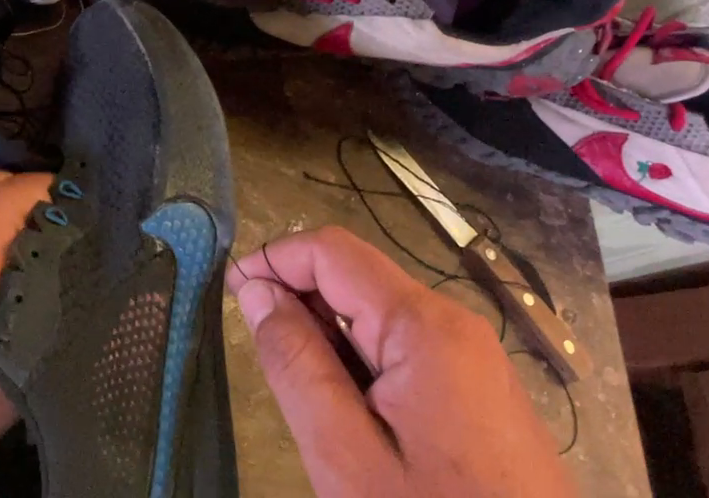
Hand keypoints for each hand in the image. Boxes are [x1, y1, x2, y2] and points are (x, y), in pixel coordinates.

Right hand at [227, 226, 573, 497]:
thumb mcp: (346, 456)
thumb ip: (296, 362)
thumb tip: (257, 290)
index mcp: (423, 326)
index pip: (332, 251)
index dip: (275, 258)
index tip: (231, 292)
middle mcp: (452, 323)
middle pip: (356, 276)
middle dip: (299, 297)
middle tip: (263, 356)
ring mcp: (472, 355)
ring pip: (377, 311)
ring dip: (328, 332)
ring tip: (304, 393)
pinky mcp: (478, 388)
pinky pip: (403, 345)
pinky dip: (360, 358)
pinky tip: (349, 410)